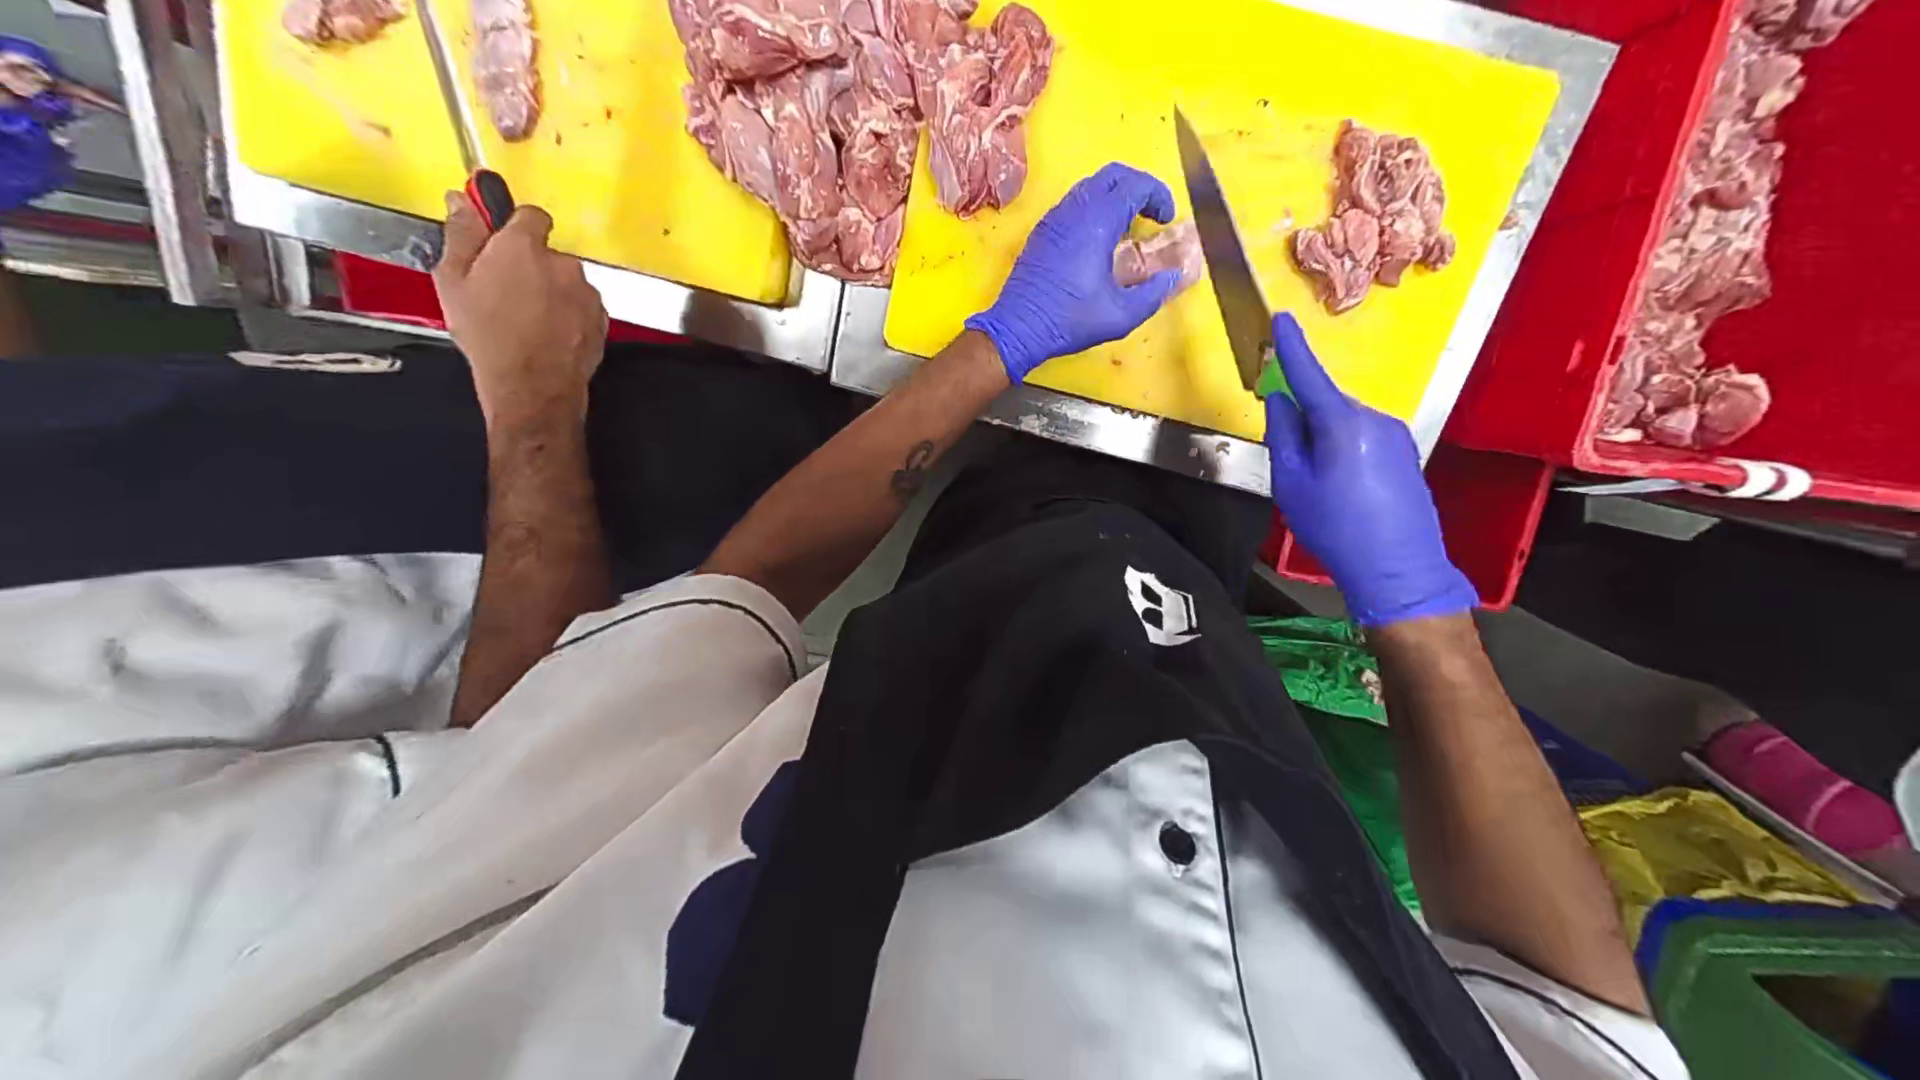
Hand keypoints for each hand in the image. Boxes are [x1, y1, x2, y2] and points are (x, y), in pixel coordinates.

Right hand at [432, 192, 607, 429]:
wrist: (533, 384)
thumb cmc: (490, 336)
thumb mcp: (454, 279)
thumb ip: (462, 233)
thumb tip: (463, 201)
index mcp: (524, 246)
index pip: (531, 215)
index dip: (516, 228)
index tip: (503, 242)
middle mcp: (563, 264)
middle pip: (549, 254)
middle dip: (532, 267)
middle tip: (507, 292)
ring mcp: (587, 292)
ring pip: (567, 282)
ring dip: (553, 293)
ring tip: (528, 319)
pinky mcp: (602, 318)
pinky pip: (583, 307)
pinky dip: (569, 315)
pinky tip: (549, 333)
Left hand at [964, 163, 1184, 382]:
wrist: (1019, 328)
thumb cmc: (1070, 321)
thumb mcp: (1121, 315)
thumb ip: (1154, 294)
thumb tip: (1173, 277)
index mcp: (1097, 222)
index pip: (1136, 185)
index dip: (1159, 195)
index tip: (1166, 219)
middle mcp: (1074, 211)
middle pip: (1112, 175)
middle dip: (1138, 187)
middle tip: (1150, 214)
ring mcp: (1054, 219)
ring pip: (1089, 187)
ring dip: (1113, 197)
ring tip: (1126, 227)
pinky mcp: (1041, 232)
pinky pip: (1072, 204)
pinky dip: (1092, 208)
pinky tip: (1097, 240)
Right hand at [1264, 313, 1476, 626]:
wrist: (1398, 567)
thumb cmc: (1334, 526)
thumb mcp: (1292, 483)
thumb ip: (1283, 436)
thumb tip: (1281, 401)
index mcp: (1343, 423)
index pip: (1310, 375)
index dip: (1292, 347)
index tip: (1281, 318)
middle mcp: (1374, 418)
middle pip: (1325, 403)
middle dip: (1301, 418)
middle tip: (1289, 461)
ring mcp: (1394, 435)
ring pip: (1342, 422)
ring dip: (1320, 438)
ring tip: (1315, 484)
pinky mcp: (1404, 452)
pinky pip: (1360, 437)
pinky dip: (1340, 449)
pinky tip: (1337, 486)